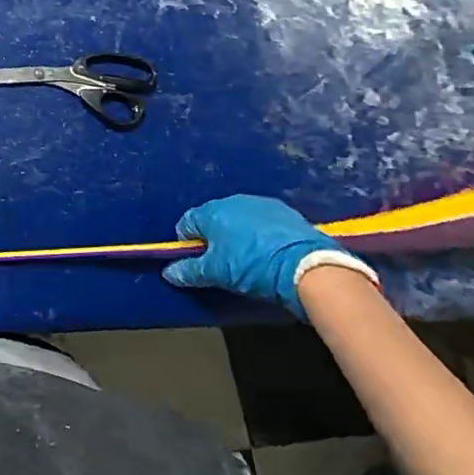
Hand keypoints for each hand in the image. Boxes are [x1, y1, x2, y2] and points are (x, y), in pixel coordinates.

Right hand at [162, 195, 348, 316]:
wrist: (304, 264)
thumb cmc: (251, 266)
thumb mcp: (217, 273)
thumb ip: (189, 271)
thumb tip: (169, 272)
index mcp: (213, 212)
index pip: (187, 222)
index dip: (186, 243)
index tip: (194, 262)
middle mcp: (235, 201)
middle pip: (214, 219)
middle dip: (213, 239)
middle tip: (220, 264)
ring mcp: (261, 204)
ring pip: (239, 219)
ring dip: (237, 235)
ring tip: (246, 260)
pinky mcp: (284, 212)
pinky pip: (262, 222)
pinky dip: (259, 234)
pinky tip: (267, 253)